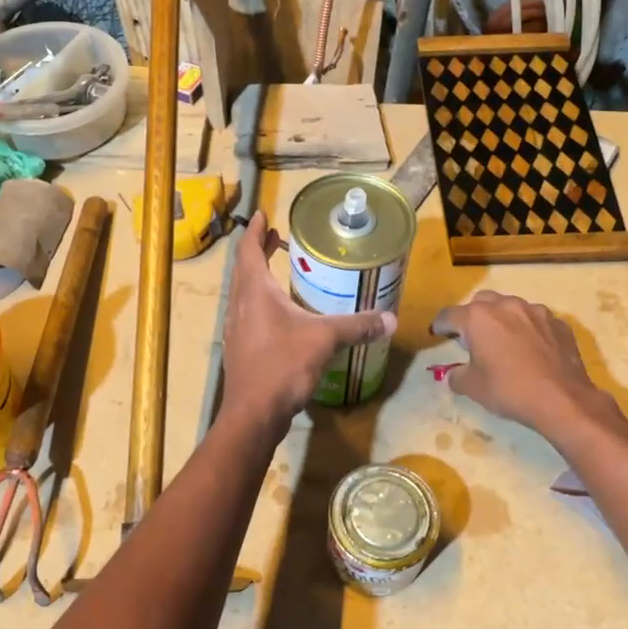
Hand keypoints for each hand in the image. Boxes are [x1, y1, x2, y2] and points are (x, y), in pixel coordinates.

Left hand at [220, 211, 395, 426]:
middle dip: (258, 252)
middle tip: (274, 239)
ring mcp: (236, 330)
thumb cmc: (283, 365)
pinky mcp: (240, 351)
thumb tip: (391, 319)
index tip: (262, 215)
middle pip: (244, 270)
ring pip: (243, 294)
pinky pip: (248, 316)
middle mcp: (240, 305)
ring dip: (257, 279)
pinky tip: (278, 317)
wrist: (254, 413)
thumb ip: (357, 326)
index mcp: (255, 292)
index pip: (248, 250)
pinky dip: (260, 305)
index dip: (253, 231)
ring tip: (278, 273)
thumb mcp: (324, 340)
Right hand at [431, 291, 618, 438]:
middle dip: (472, 316)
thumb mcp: (472, 388)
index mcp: (479, 318)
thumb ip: (457, 375)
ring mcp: (536, 311)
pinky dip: (527, 329)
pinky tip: (530, 349)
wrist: (562, 399)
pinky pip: (535, 320)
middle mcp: (506, 306)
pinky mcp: (558, 323)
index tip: (437, 333)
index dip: (440, 325)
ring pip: (510, 307)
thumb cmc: (509, 390)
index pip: (449, 315)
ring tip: (503, 341)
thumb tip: (456, 373)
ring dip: (501, 319)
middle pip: (481, 302)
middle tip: (472, 338)